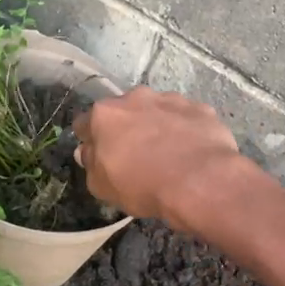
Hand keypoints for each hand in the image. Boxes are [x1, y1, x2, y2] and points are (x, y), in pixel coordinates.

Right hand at [73, 88, 257, 232]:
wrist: (200, 181)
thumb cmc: (142, 185)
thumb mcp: (102, 187)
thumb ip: (90, 164)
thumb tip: (87, 152)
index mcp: (104, 115)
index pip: (85, 123)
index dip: (90, 141)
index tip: (99, 156)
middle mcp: (134, 98)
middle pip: (122, 112)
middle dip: (125, 129)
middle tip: (135, 155)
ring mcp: (169, 100)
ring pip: (155, 111)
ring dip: (156, 126)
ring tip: (168, 154)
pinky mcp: (199, 108)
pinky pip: (185, 117)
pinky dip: (184, 130)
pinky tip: (191, 151)